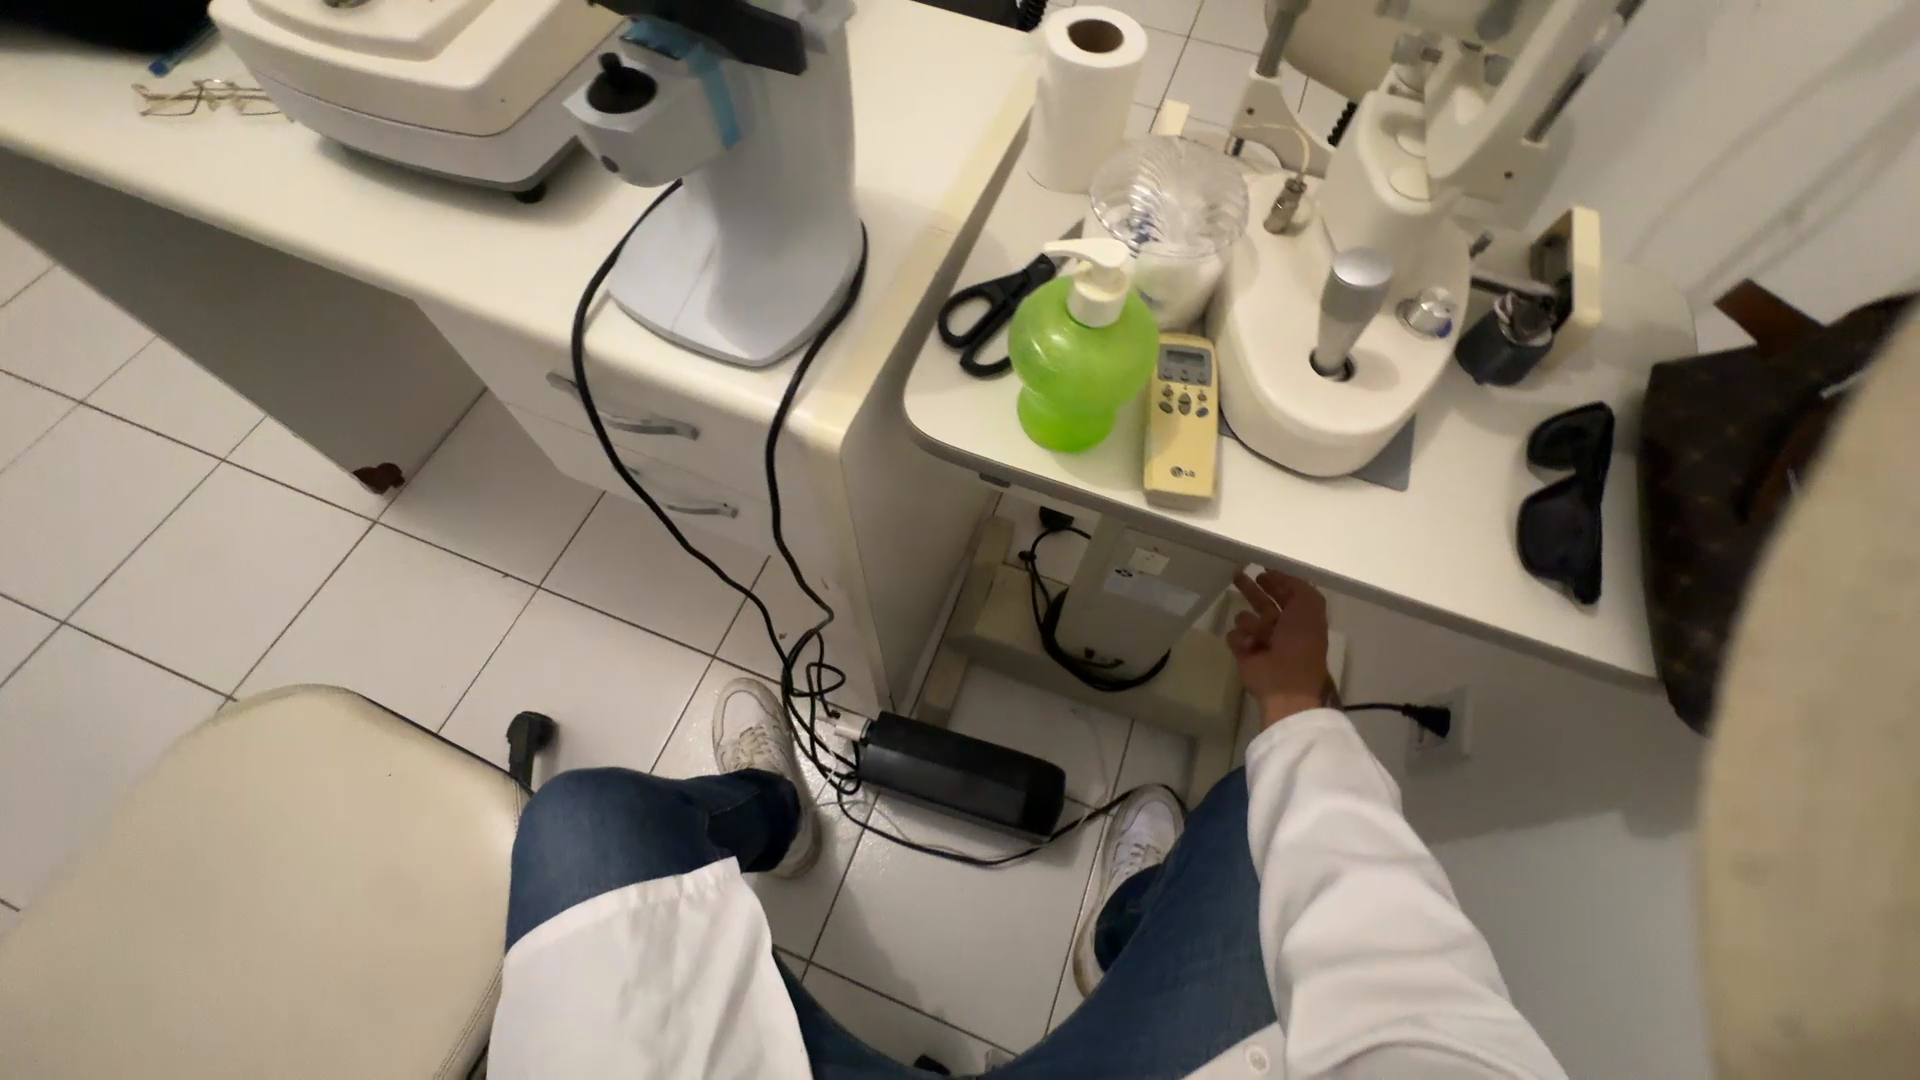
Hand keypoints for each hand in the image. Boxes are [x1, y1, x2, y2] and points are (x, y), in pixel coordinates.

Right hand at [1226, 569, 1330, 727]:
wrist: (1285, 680)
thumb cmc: (1300, 642)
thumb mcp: (1309, 607)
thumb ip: (1298, 586)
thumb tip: (1279, 575)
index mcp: (1299, 617)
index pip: (1284, 593)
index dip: (1274, 580)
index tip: (1261, 570)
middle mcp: (1279, 626)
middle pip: (1260, 601)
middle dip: (1250, 588)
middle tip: (1237, 575)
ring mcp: (1260, 639)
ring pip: (1244, 617)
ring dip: (1251, 623)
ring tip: (1259, 635)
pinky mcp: (1244, 651)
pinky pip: (1234, 634)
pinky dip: (1242, 639)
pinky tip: (1250, 647)